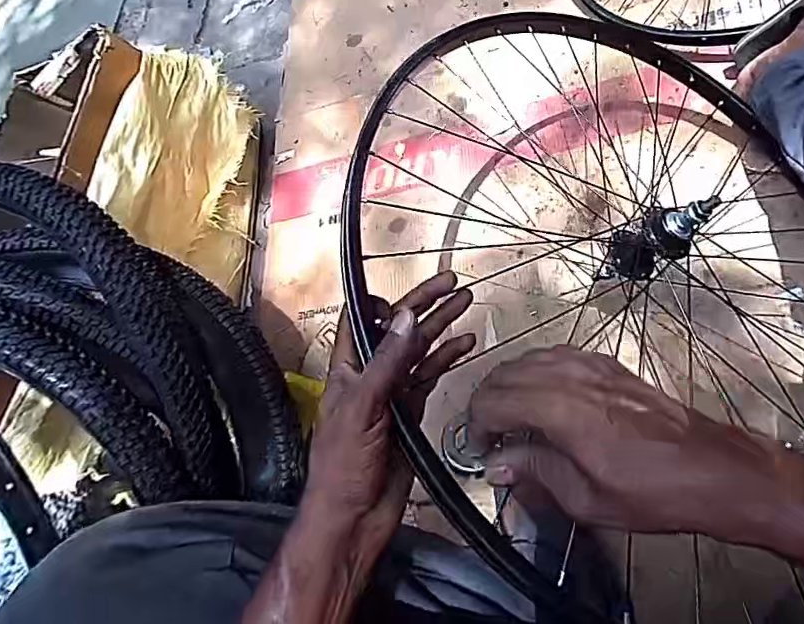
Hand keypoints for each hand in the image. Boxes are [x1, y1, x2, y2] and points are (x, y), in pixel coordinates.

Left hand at [302, 271, 475, 561]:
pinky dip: (448, 357)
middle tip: (450, 283)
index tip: (409, 293)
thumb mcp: (362, 407)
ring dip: (442, 325)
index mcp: (348, 366)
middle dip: (425, 302)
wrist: (353, 521)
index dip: (382, 301)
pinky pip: (431, 375)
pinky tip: (464, 344)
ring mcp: (393, 391)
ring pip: (420, 348)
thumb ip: (387, 361)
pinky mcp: (411, 411)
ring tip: (464, 303)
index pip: (362, 318)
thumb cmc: (339, 468)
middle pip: (400, 327)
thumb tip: (405, 318)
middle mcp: (371, 373)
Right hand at [469, 347, 782, 538]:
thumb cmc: (652, 489)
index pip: (495, 399)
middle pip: (507, 372)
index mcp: (560, 408)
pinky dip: (536, 370)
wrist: (707, 466)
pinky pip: (555, 354)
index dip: (476, 423)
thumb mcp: (585, 498)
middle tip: (489, 434)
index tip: (479, 447)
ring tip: (511, 416)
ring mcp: (590, 363)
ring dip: (510, 383)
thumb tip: (498, 463)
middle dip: (488, 400)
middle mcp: (570, 375)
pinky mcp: (605, 362)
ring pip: (529, 357)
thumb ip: (535, 470)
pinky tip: (542, 395)